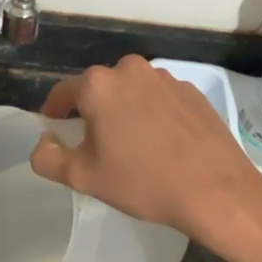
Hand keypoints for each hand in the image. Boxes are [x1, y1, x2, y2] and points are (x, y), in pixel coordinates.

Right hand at [30, 55, 261, 244]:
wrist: (217, 191)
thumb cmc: (143, 182)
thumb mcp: (83, 178)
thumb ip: (48, 158)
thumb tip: (43, 143)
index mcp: (98, 85)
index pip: (62, 93)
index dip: (54, 114)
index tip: (56, 133)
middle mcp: (130, 70)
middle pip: (98, 90)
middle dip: (92, 113)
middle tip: (97, 146)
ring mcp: (165, 79)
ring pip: (131, 93)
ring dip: (124, 112)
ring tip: (133, 147)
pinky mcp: (192, 92)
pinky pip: (159, 100)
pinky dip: (153, 116)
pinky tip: (162, 146)